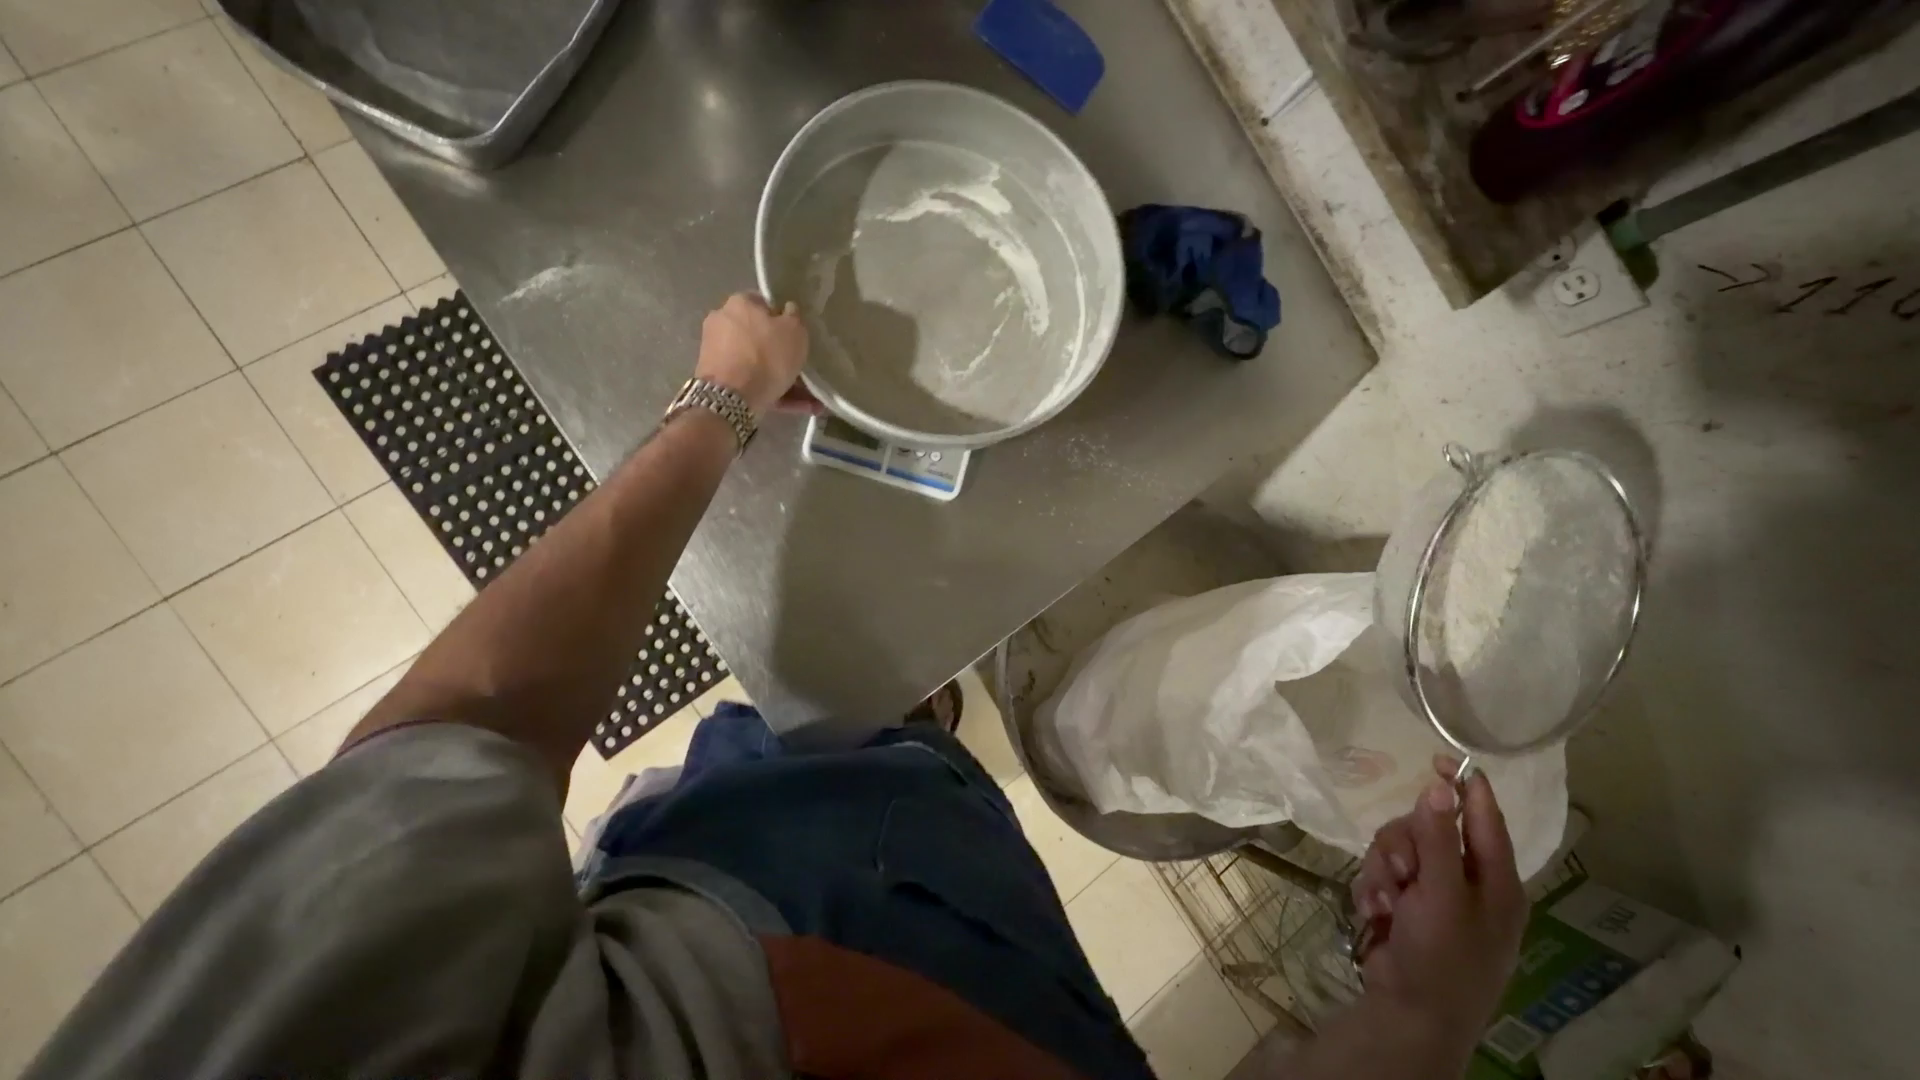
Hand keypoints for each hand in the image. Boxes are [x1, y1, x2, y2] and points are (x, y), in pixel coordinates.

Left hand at [693, 293, 812, 415]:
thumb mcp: (795, 330)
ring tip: (809, 399)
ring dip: (780, 378)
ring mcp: (716, 352)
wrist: (732, 397)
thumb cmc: (767, 356)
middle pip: (759, 336)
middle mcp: (722, 321)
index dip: (782, 319)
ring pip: (757, 363)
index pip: (763, 304)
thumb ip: (794, 317)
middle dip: (780, 354)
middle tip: (801, 368)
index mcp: (739, 302)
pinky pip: (750, 382)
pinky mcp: (716, 379)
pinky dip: (771, 393)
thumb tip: (788, 310)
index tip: (796, 336)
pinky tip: (796, 407)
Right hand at [1351, 755, 1526, 1057]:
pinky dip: (1372, 888)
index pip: (1483, 817)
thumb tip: (1440, 786)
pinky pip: (1380, 872)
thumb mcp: (1444, 896)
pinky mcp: (1402, 903)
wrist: (1411, 1012)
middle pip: (1426, 828)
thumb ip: (1440, 839)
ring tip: (1384, 900)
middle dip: (1403, 843)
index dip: (1464, 785)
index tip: (1437, 759)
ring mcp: (1431, 892)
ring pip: (1396, 847)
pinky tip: (1375, 911)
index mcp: (1495, 879)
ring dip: (1383, 869)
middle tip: (1401, 871)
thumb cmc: (1443, 957)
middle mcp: (1465, 880)